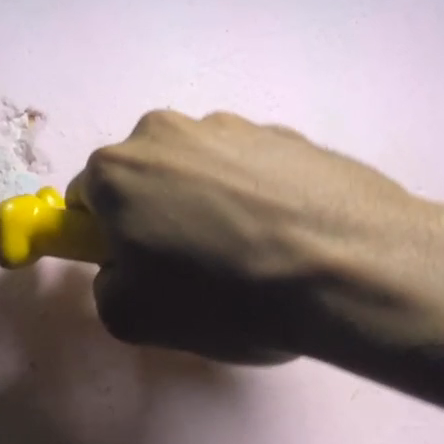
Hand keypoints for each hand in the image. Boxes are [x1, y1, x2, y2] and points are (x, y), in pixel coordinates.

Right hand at [66, 110, 417, 364]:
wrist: (359, 272)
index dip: (106, 237)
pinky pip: (251, 168)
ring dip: (207, 201)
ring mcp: (231, 127)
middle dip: (155, 212)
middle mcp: (163, 133)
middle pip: (141, 177)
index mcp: (115, 169)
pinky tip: (290, 239)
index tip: (138, 266)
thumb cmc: (226, 295)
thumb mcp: (130, 316)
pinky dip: (257, 196)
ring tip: (254, 255)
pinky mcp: (289, 134)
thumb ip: (105, 284)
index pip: (84, 200)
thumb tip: (126, 267)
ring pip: (196, 169)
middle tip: (195, 266)